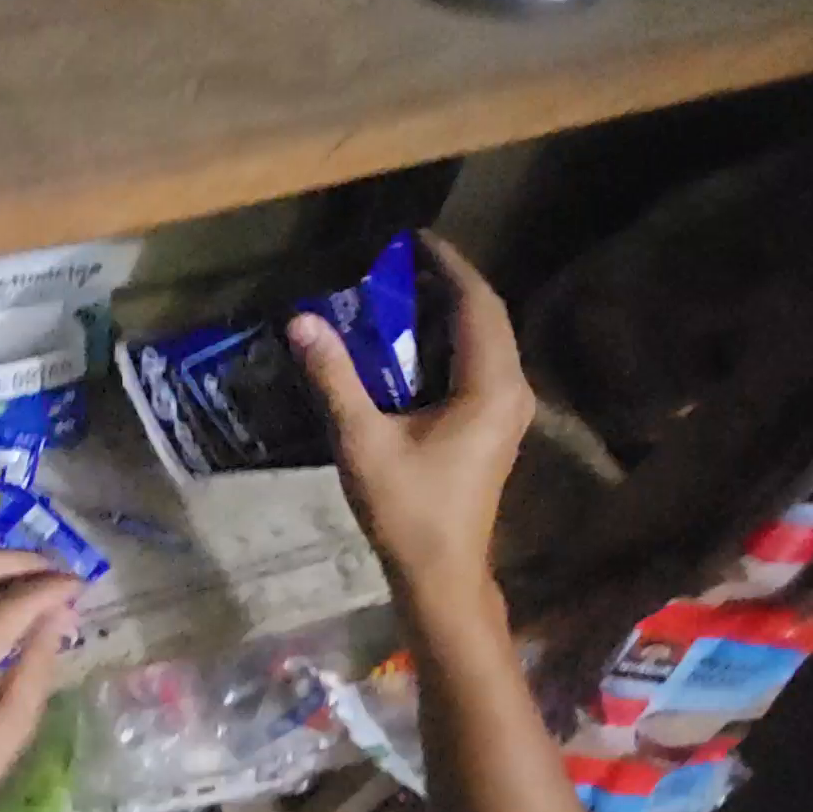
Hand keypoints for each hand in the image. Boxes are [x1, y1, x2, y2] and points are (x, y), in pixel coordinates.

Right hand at [288, 232, 534, 602]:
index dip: (450, 265)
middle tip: (398, 267)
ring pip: (483, 345)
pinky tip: (409, 351)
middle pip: (486, 319)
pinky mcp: (491, 430)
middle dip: (446, 286)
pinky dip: (445, 349)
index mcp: (490, 386)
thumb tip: (302, 323)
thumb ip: (334, 378)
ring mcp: (506, 413)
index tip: (415, 240)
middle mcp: (510, 391)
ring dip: (446, 317)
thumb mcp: (363, 439)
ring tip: (401, 298)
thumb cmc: (407, 507)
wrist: (439, 571)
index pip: (478, 304)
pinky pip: (475, 369)